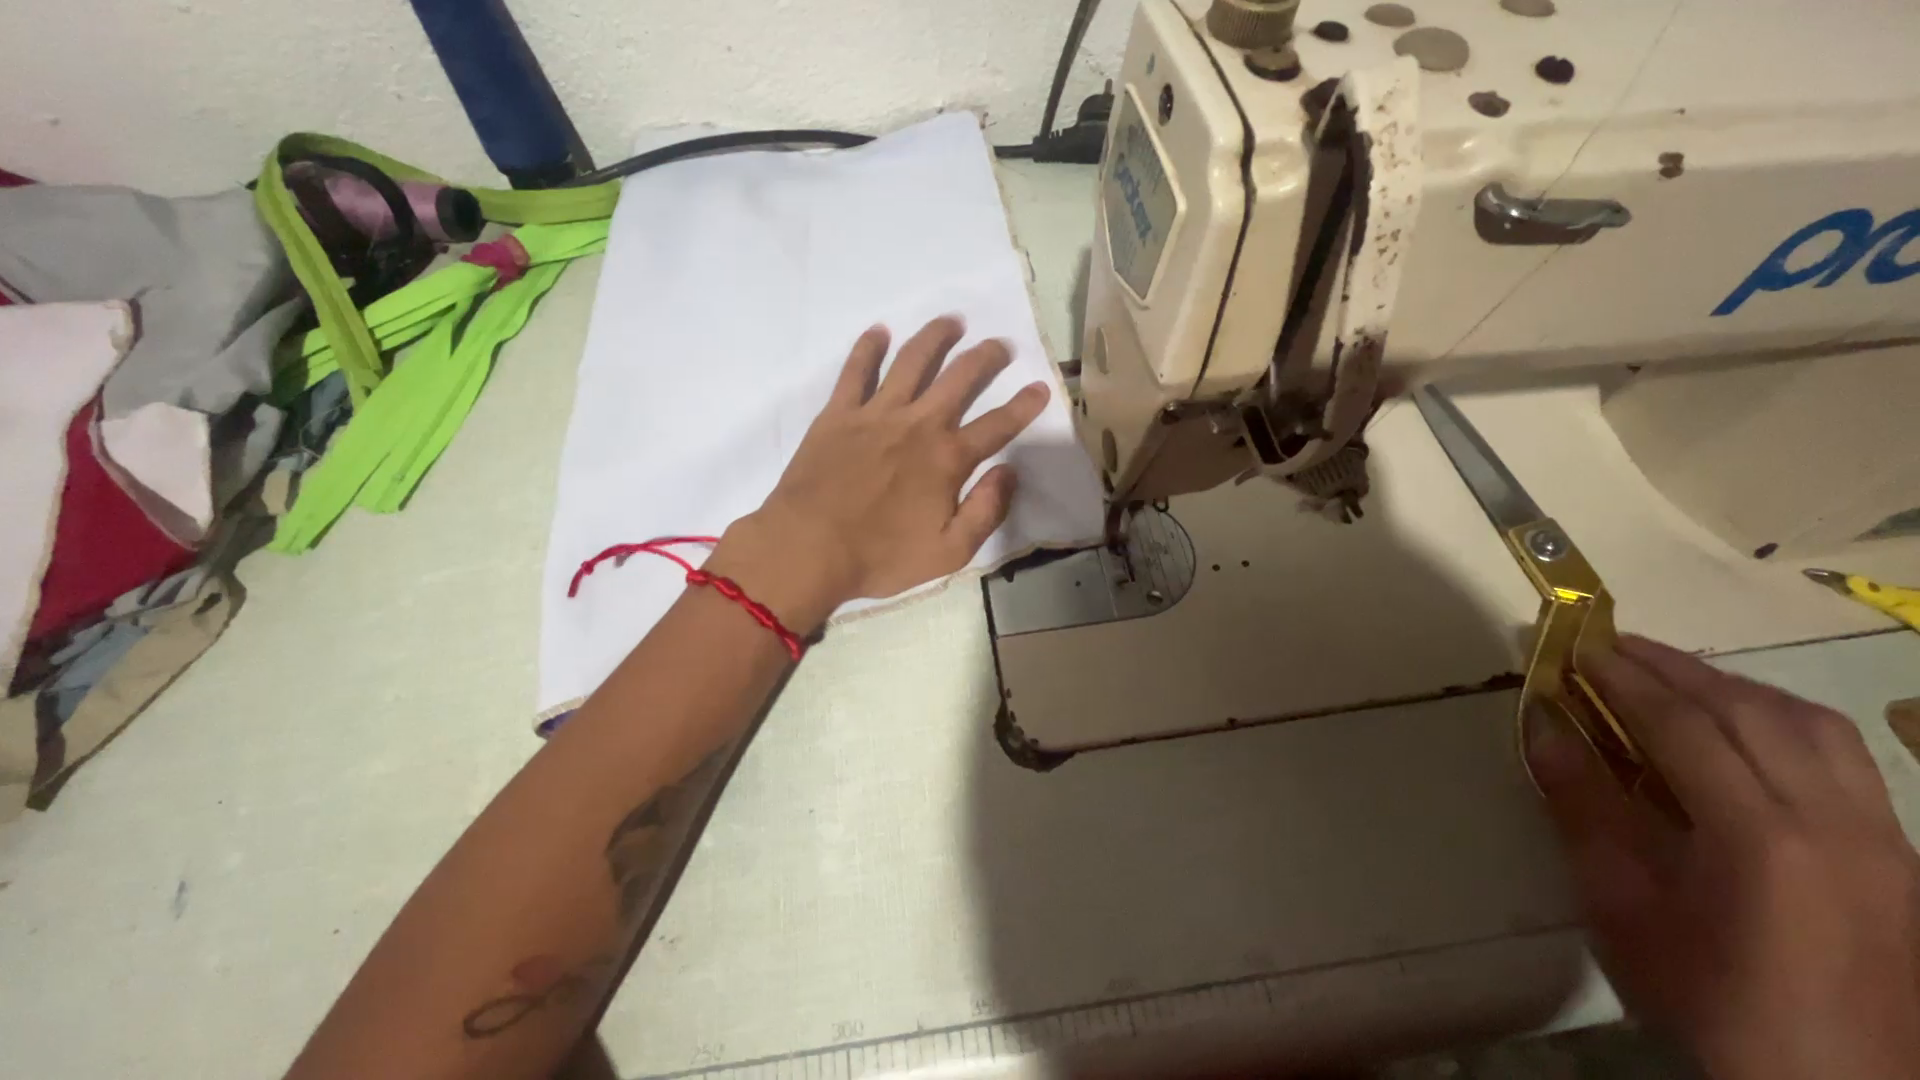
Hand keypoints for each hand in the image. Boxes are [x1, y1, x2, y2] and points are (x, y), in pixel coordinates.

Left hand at [706, 317, 1049, 633]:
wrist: (808, 548)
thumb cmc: (881, 557)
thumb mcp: (949, 551)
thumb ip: (987, 510)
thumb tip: (1010, 471)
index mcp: (948, 458)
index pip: (998, 424)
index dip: (1025, 404)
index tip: (1041, 386)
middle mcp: (918, 424)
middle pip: (961, 377)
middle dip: (987, 357)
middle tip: (1001, 345)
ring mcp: (876, 413)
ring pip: (912, 360)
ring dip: (935, 337)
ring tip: (952, 322)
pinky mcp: (838, 413)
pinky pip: (856, 370)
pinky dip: (869, 347)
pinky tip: (879, 332)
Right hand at [1529, 634, 1919, 1079]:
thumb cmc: (1710, 999)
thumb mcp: (1624, 909)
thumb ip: (1584, 810)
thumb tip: (1545, 728)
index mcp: (1759, 836)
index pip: (1683, 724)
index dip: (1624, 678)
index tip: (1576, 649)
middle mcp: (1833, 819)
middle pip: (1749, 709)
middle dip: (1674, 667)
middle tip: (1611, 646)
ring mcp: (1881, 834)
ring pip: (1808, 721)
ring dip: (1731, 684)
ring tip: (1671, 675)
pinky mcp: (1901, 851)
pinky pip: (1842, 753)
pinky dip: (1781, 717)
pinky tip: (1745, 725)